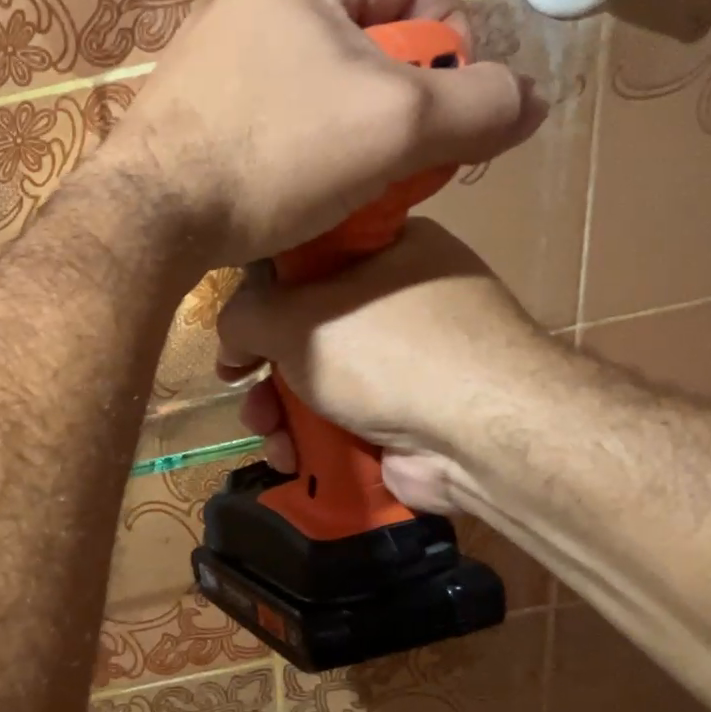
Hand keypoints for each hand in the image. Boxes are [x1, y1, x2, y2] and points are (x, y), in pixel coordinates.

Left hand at [102, 0, 547, 264]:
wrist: (139, 225)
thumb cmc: (267, 158)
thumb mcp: (397, 126)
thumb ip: (481, 106)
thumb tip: (528, 105)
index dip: (447, 40)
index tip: (438, 108)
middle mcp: (240, 7)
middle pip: (358, 39)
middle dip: (389, 100)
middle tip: (392, 160)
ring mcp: (200, 68)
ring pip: (306, 90)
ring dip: (339, 137)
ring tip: (339, 190)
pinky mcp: (175, 122)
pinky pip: (257, 125)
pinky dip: (285, 157)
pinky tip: (286, 200)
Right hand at [214, 221, 553, 513]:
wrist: (479, 433)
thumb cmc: (386, 352)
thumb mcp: (292, 318)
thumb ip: (242, 317)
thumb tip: (231, 340)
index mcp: (389, 253)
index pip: (306, 266)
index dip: (260, 301)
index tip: (234, 337)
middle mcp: (401, 303)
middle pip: (304, 334)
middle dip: (264, 375)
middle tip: (244, 394)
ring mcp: (408, 363)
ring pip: (316, 384)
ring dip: (279, 415)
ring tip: (270, 437)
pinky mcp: (407, 415)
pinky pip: (339, 421)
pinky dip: (310, 441)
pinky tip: (294, 458)